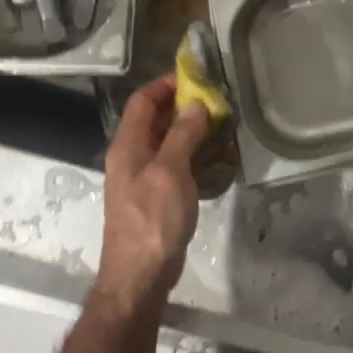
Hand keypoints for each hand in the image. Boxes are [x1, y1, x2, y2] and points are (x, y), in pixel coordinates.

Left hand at [94, 75, 211, 315]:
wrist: (140, 275)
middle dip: (185, 107)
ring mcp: (145, 179)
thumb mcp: (170, 171)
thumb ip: (183, 134)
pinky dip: (197, 157)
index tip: (196, 77)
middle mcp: (133, 157)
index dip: (165, 84)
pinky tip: (219, 160)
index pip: (142, 101)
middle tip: (218, 100)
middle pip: (157, 120)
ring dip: (195, 132)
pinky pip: (178, 166)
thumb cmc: (152, 219)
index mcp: (128, 145)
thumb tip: (196, 105)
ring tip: (224, 126)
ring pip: (170, 143)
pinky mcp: (159, 197)